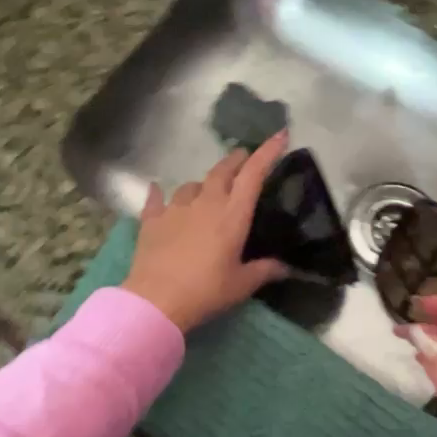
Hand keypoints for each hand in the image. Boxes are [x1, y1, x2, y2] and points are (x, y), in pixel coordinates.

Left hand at [122, 132, 291, 332]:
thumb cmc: (206, 291)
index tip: (279, 135)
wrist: (156, 300)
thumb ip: (264, 271)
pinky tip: (157, 190)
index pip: (253, 174)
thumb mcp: (241, 285)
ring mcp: (176, 209)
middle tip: (243, 158)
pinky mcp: (152, 220)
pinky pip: (157, 199)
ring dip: (202, 184)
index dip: (268, 152)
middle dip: (236, 160)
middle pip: (222, 171)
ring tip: (206, 190)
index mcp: (233, 214)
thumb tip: (285, 267)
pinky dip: (160, 194)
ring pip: (192, 185)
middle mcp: (206, 203)